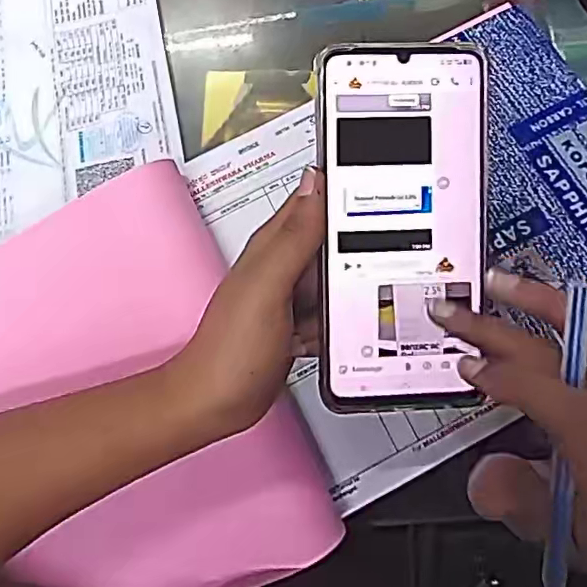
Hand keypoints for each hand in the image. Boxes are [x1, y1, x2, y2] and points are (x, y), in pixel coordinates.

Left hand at [167, 169, 323, 436]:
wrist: (218, 402)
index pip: (313, 199)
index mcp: (271, 245)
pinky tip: (309, 340)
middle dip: (346, 266)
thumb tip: (315, 183)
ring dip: (338, 302)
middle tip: (334, 290)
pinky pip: (332, 314)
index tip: (368, 206)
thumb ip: (294, 236)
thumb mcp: (268, 286)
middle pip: (335, 246)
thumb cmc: (230, 349)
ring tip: (313, 321)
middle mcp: (281, 265)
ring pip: (338, 282)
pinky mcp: (298, 321)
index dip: (342, 195)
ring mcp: (290, 295)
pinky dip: (329, 328)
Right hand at [430, 270, 586, 579]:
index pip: (550, 395)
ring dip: (552, 302)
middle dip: (501, 331)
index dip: (503, 376)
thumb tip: (484, 474)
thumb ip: (517, 500)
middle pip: (564, 353)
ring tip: (506, 282)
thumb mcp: (558, 532)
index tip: (465, 366)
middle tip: (456, 312)